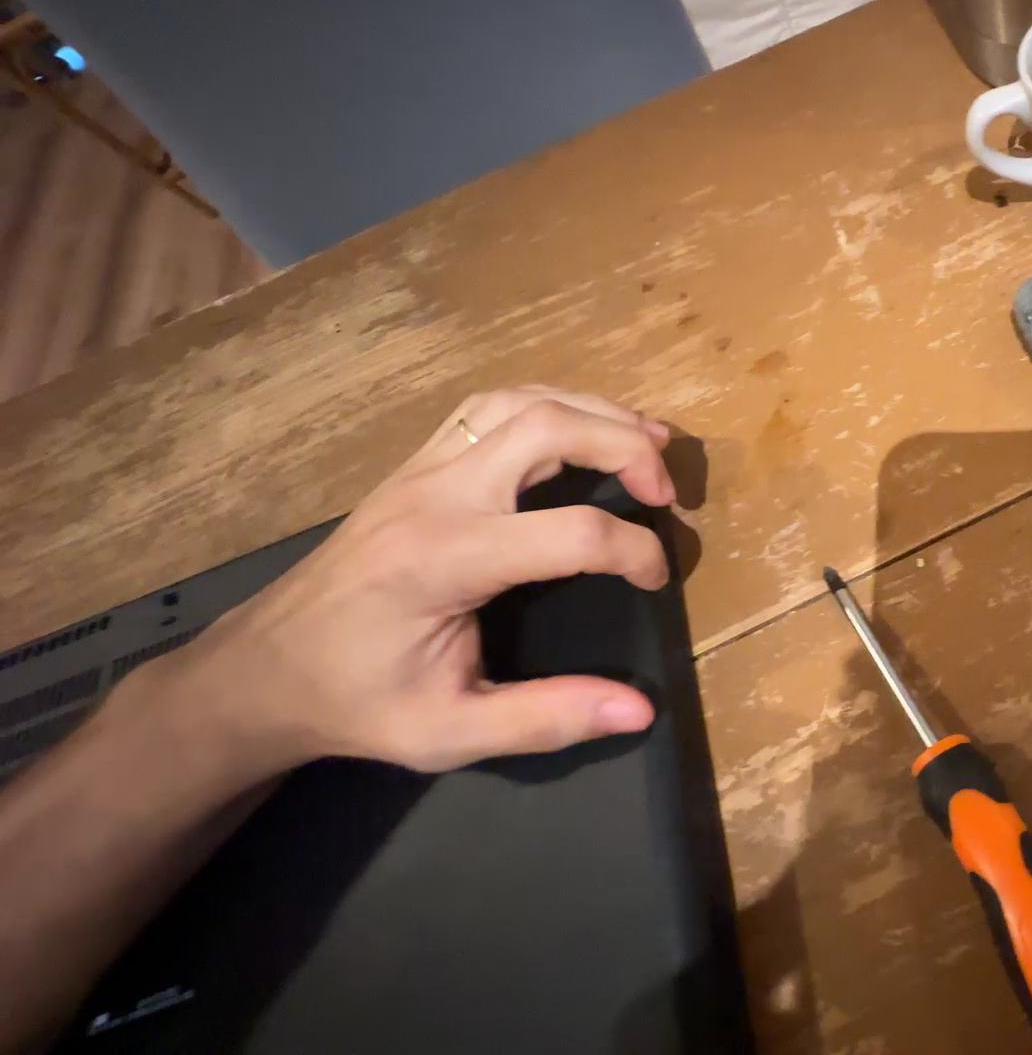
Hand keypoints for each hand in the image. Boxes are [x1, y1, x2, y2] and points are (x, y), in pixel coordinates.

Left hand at [114, 387, 678, 777]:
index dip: (636, 552)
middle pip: (547, 427)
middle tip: (667, 491)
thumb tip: (639, 710)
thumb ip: (546, 718)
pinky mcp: (419, 464)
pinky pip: (495, 407)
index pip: (572, 532)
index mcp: (445, 562)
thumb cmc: (358, 702)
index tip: (655, 580)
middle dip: (626, 446)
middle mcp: (435, 496)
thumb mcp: (448, 732)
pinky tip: (586, 429)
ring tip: (647, 442)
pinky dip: (556, 405)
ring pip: (520, 401)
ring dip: (595, 411)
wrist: (261, 670)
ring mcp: (422, 470)